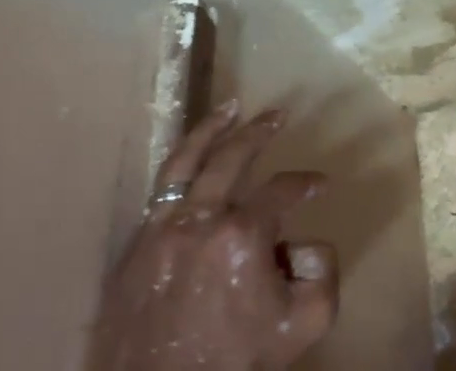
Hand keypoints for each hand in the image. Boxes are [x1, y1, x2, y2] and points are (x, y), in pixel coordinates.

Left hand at [92, 103, 336, 370]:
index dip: (308, 182)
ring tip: (228, 109)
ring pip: (182, 167)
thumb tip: (302, 241)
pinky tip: (191, 164)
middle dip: (258, 132)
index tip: (321, 185)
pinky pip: (156, 198)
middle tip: (276, 115)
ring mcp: (158, 236)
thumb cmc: (236, 359)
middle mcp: (198, 223)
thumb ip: (324, 268)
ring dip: (209, 132)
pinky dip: (179, 171)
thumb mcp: (307, 319)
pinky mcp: (132, 255)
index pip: (284, 189)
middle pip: (230, 159)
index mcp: (243, 235)